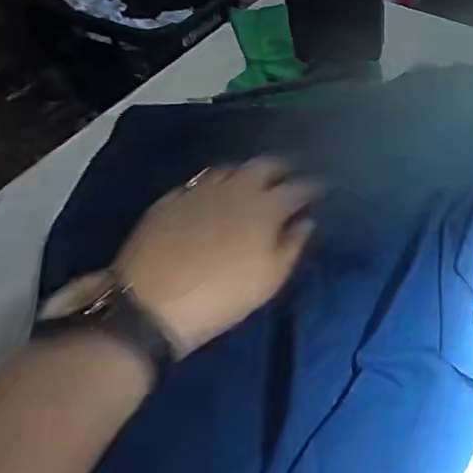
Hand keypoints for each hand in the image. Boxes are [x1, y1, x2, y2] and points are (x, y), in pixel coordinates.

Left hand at [112, 157, 321, 355]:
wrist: (149, 308)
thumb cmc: (224, 295)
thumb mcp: (271, 278)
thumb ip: (293, 245)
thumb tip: (305, 222)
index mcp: (267, 207)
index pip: (300, 186)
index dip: (315, 187)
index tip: (323, 191)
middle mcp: (236, 191)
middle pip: (264, 164)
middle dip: (283, 167)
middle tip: (290, 176)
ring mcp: (198, 193)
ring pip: (229, 169)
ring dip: (246, 173)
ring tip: (252, 184)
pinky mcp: (167, 203)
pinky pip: (197, 184)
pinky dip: (212, 186)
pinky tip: (212, 198)